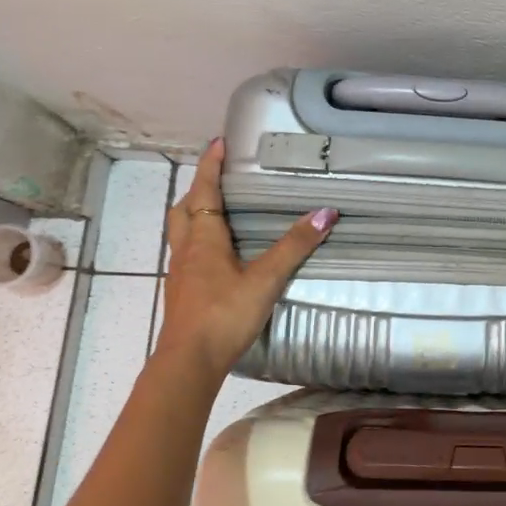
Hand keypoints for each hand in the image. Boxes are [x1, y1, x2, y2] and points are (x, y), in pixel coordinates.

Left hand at [157, 138, 337, 374]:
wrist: (189, 362)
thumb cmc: (225, 314)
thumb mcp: (266, 278)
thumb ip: (295, 246)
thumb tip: (325, 212)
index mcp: (203, 238)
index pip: (204, 190)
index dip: (210, 165)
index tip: (218, 143)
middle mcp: (186, 250)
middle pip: (183, 209)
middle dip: (198, 189)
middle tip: (217, 178)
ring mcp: (180, 274)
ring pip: (181, 233)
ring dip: (194, 216)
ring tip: (218, 213)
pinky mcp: (181, 294)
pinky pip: (186, 255)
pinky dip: (198, 243)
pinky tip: (216, 257)